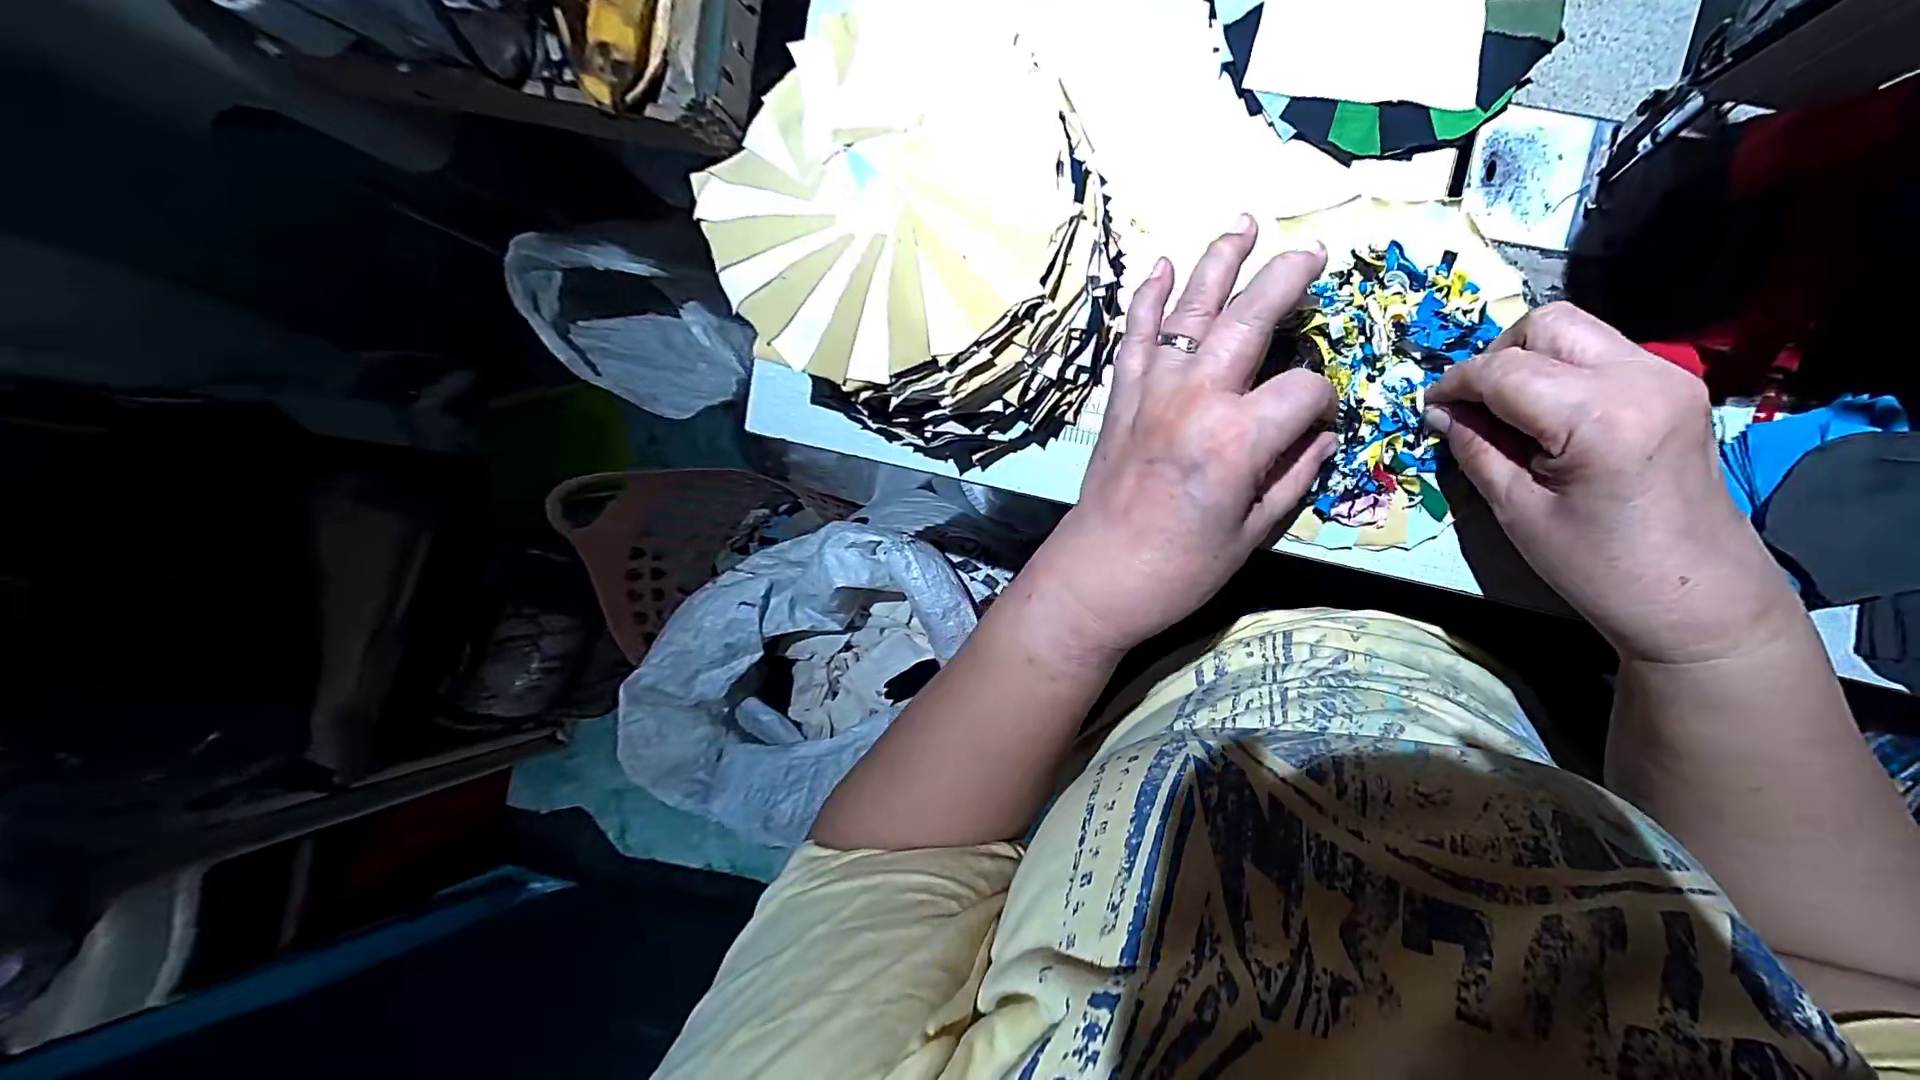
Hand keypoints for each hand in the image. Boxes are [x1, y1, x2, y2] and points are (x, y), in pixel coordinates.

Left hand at [1019, 215, 1335, 662]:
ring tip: (1243, 225)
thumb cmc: (1179, 569)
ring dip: (1217, 263)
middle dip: (1288, 279)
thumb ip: (1293, 475)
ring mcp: (1152, 391)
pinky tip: (1158, 266)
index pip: (1306, 390)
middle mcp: (1196, 397)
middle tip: (1312, 253)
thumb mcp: (1253, 533)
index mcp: (1240, 437)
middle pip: (1251, 318)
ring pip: (1189, 310)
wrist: (1096, 576)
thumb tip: (1322, 436)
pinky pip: (1134, 337)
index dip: (1324, 402)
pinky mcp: (1120, 399)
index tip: (1318, 424)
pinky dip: (1146, 300)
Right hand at [1426, 302, 1799, 663]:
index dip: (1454, 384)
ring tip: (1502, 409)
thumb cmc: (1595, 563)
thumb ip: (1476, 448)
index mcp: (1598, 416)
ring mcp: (1667, 377)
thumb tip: (1441, 412)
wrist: (1696, 594)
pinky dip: (1557, 369)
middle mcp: (1641, 378)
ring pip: (1575, 331)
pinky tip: (1541, 413)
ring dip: (1526, 359)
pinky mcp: (1674, 386)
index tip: (1428, 408)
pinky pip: (1599, 352)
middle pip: (1546, 325)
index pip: (1503, 369)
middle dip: (1493, 356)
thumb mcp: (1516, 508)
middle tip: (1470, 404)